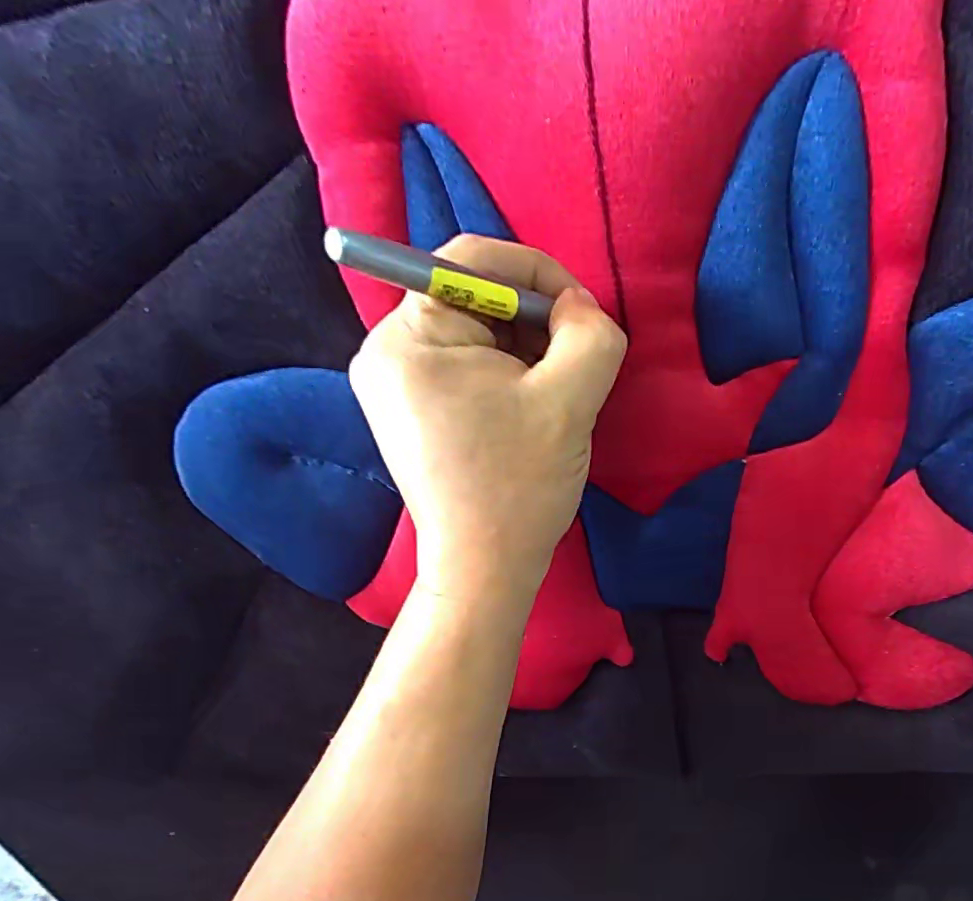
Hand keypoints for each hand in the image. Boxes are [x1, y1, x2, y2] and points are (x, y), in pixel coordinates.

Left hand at [349, 235, 626, 601]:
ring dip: (523, 350)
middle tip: (571, 361)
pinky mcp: (408, 410)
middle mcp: (384, 352)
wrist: (484, 568)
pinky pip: (463, 364)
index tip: (580, 311)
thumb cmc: (519, 484)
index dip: (536, 271)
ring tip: (551, 395)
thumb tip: (576, 305)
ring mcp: (392, 384)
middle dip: (531, 320)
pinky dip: (504, 373)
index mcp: (406, 340)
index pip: (471, 260)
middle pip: (470, 296)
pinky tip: (526, 409)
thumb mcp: (569, 397)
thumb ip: (588, 331)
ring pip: (472, 332)